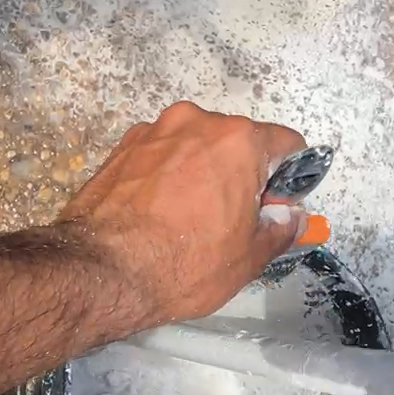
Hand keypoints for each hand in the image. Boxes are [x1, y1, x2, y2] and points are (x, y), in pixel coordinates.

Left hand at [57, 101, 308, 326]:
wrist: (102, 272)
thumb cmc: (183, 264)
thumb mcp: (248, 258)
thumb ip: (280, 230)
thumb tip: (291, 217)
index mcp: (238, 141)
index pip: (286, 144)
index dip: (288, 179)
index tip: (273, 209)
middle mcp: (196, 122)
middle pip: (237, 143)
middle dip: (241, 175)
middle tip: (229, 220)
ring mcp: (153, 131)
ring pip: (195, 147)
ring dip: (201, 173)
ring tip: (187, 219)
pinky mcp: (121, 147)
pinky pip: (160, 155)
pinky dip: (167, 176)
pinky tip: (157, 213)